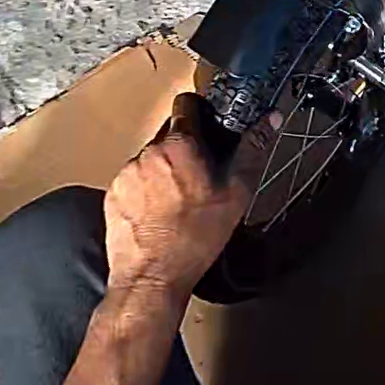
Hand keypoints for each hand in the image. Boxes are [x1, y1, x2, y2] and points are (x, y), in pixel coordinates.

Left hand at [103, 93, 280, 299]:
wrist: (151, 281)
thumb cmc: (196, 237)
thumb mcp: (236, 194)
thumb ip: (253, 149)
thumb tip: (271, 118)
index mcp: (179, 144)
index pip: (186, 104)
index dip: (200, 112)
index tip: (209, 129)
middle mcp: (149, 150)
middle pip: (170, 133)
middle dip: (184, 147)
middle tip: (198, 175)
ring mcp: (126, 172)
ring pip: (151, 156)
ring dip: (163, 168)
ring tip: (176, 199)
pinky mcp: (112, 193)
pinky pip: (133, 178)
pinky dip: (144, 188)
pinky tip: (156, 212)